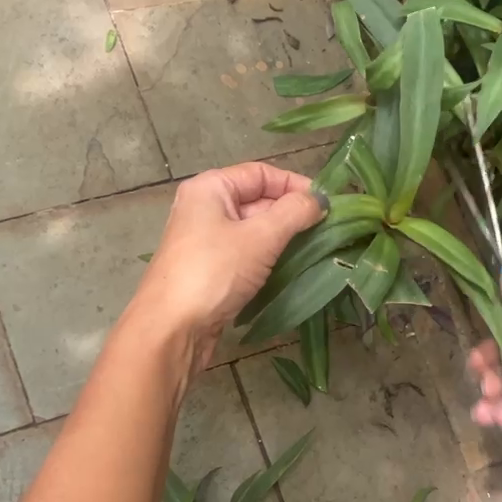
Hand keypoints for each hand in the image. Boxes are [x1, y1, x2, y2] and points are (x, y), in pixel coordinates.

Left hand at [129, 162, 326, 365]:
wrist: (172, 328)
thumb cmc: (214, 272)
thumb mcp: (260, 237)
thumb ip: (294, 213)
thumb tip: (321, 200)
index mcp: (210, 189)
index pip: (261, 173)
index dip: (295, 184)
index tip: (328, 203)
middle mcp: (204, 209)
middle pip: (257, 201)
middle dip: (292, 213)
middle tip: (329, 229)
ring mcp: (205, 242)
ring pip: (253, 231)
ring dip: (284, 238)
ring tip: (318, 248)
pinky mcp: (211, 272)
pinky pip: (246, 255)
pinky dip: (269, 259)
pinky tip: (292, 269)